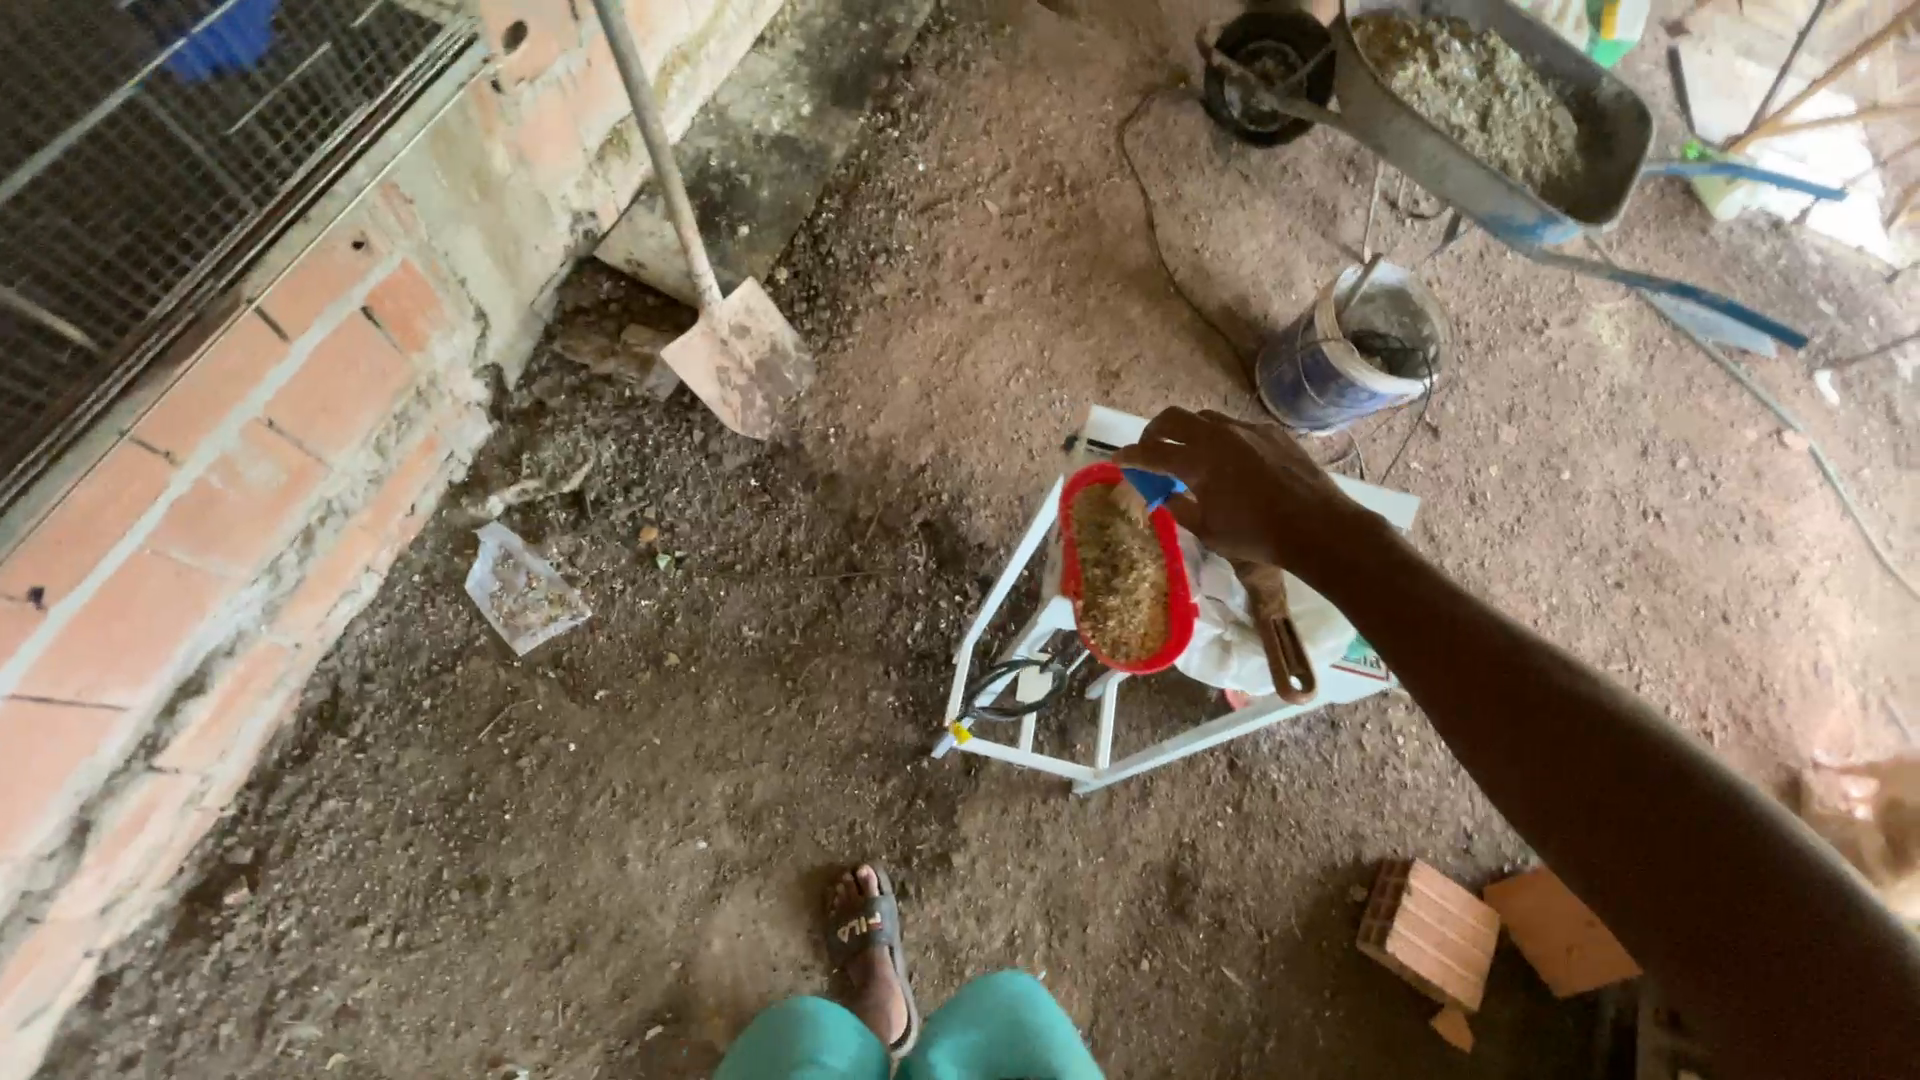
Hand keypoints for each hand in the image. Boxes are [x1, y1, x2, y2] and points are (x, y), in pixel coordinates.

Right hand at [1112, 407, 1379, 579]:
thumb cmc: (1257, 537)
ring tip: (1190, 453)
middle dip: (1153, 431)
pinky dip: (1222, 440)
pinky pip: (1236, 428)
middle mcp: (1219, 437)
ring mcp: (1248, 430)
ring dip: (1189, 432)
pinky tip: (1231, 462)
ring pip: (1206, 418)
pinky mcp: (1272, 432)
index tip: (1117, 459)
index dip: (1130, 456)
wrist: (1318, 527)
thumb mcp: (1208, 531)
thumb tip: (1167, 497)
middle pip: (1172, 418)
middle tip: (1150, 448)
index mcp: (1197, 463)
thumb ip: (1181, 509)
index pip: (1151, 453)